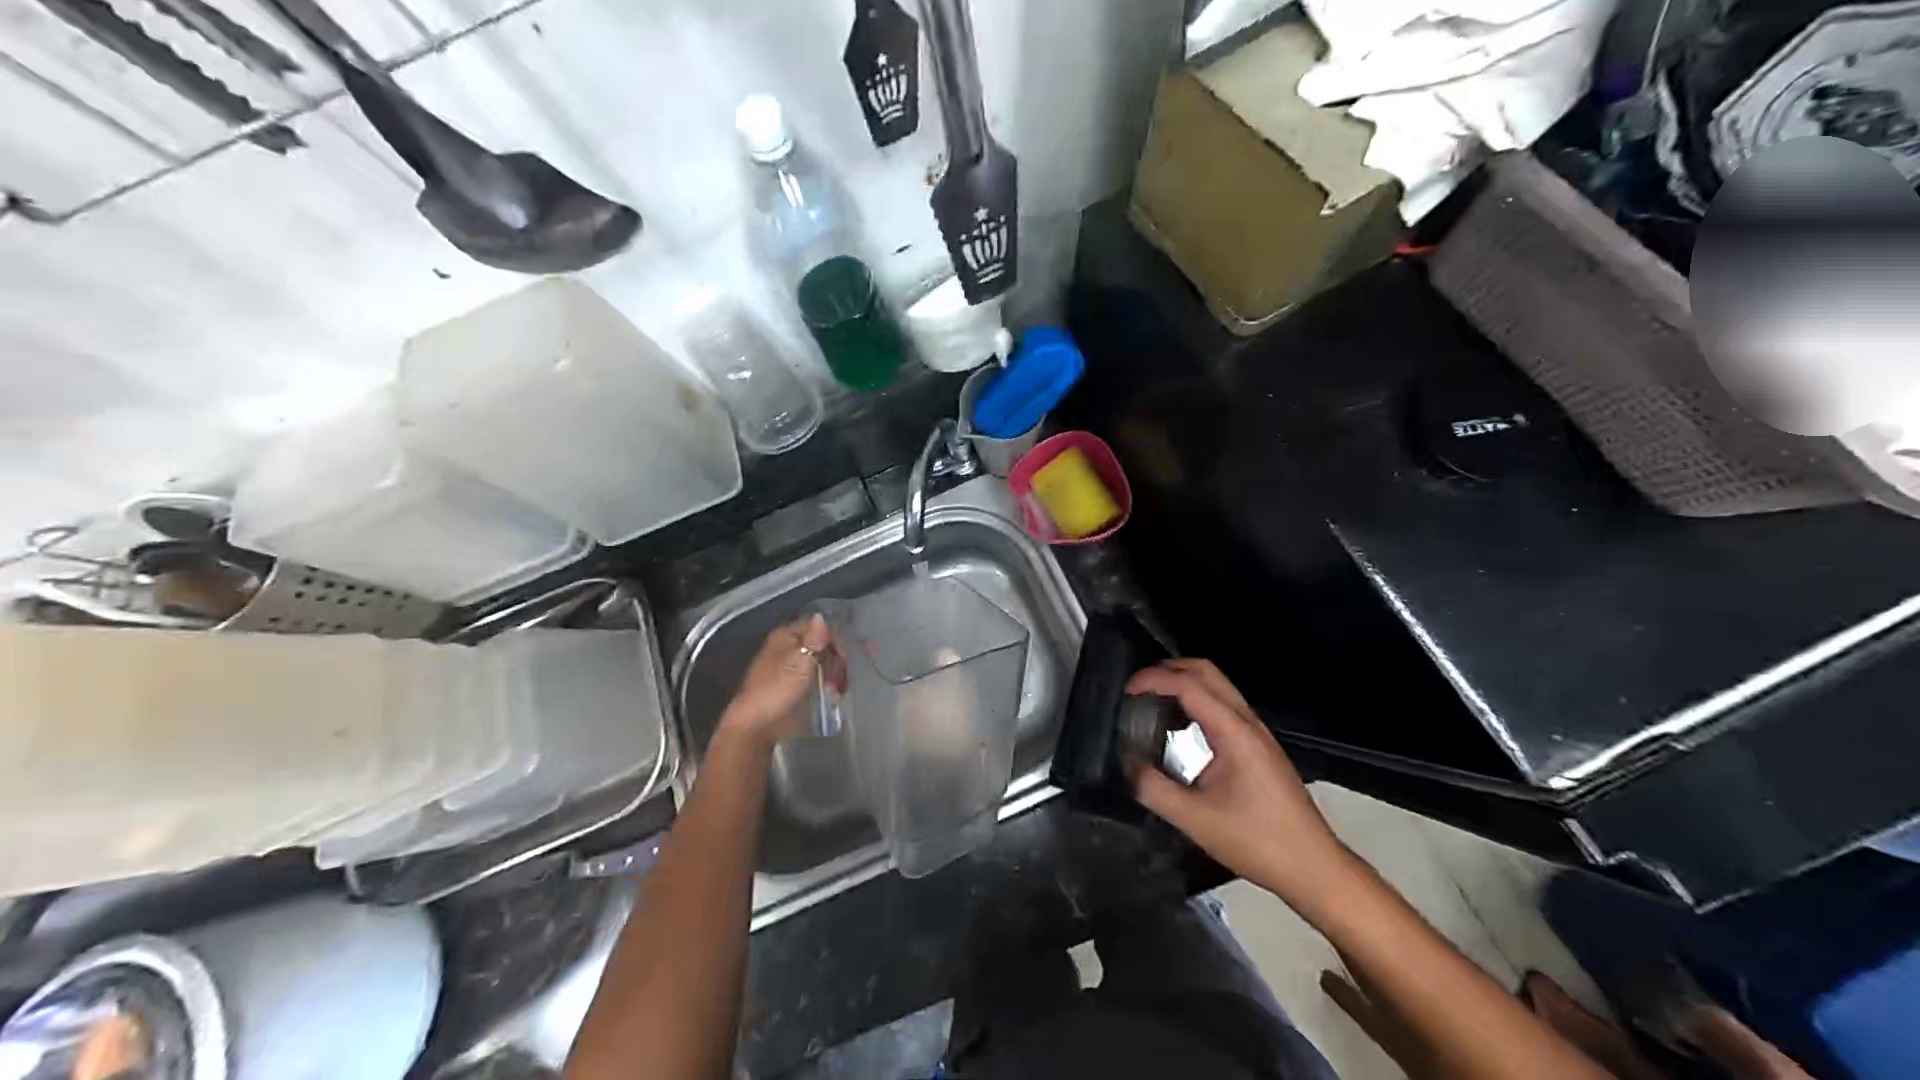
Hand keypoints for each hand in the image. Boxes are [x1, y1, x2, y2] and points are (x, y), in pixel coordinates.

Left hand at [718, 615, 832, 747]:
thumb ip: (815, 640)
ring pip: (823, 663)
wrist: (757, 725)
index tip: (846, 658)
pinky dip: (827, 684)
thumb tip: (822, 615)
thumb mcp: (800, 662)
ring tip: (836, 690)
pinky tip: (832, 695)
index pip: (820, 628)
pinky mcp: (795, 686)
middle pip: (823, 646)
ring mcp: (791, 667)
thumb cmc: (777, 690)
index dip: (836, 640)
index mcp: (787, 636)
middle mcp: (789, 647)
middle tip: (840, 678)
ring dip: (834, 675)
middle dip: (836, 661)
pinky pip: (818, 678)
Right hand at [1127, 659, 1352, 900]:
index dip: (1154, 680)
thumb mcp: (1195, 820)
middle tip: (1138, 686)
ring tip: (1152, 704)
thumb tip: (1128, 767)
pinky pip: (1225, 708)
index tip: (1128, 690)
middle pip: (1208, 673)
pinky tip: (1180, 731)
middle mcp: (1249, 724)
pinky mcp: (1260, 749)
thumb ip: (1154, 789)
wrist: (1312, 868)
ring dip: (1184, 685)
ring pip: (1219, 688)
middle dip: (1169, 669)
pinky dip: (1197, 703)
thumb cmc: (1259, 842)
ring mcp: (1258, 735)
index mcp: (1235, 733)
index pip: (1189, 686)